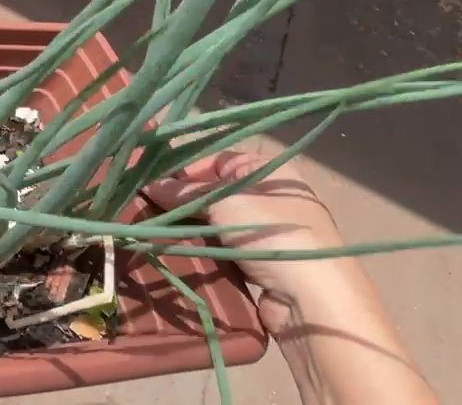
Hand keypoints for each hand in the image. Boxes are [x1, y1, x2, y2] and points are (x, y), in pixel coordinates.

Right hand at [145, 150, 439, 403]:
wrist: (314, 303)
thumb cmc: (273, 235)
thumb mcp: (223, 202)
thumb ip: (183, 191)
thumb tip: (147, 183)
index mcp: (271, 171)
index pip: (217, 158)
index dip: (185, 166)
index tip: (154, 178)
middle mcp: (270, 196)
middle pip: (213, 188)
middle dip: (181, 195)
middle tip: (147, 200)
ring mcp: (266, 231)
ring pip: (214, 217)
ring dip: (187, 220)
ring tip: (153, 220)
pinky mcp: (259, 260)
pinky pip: (220, 242)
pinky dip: (199, 242)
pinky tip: (174, 241)